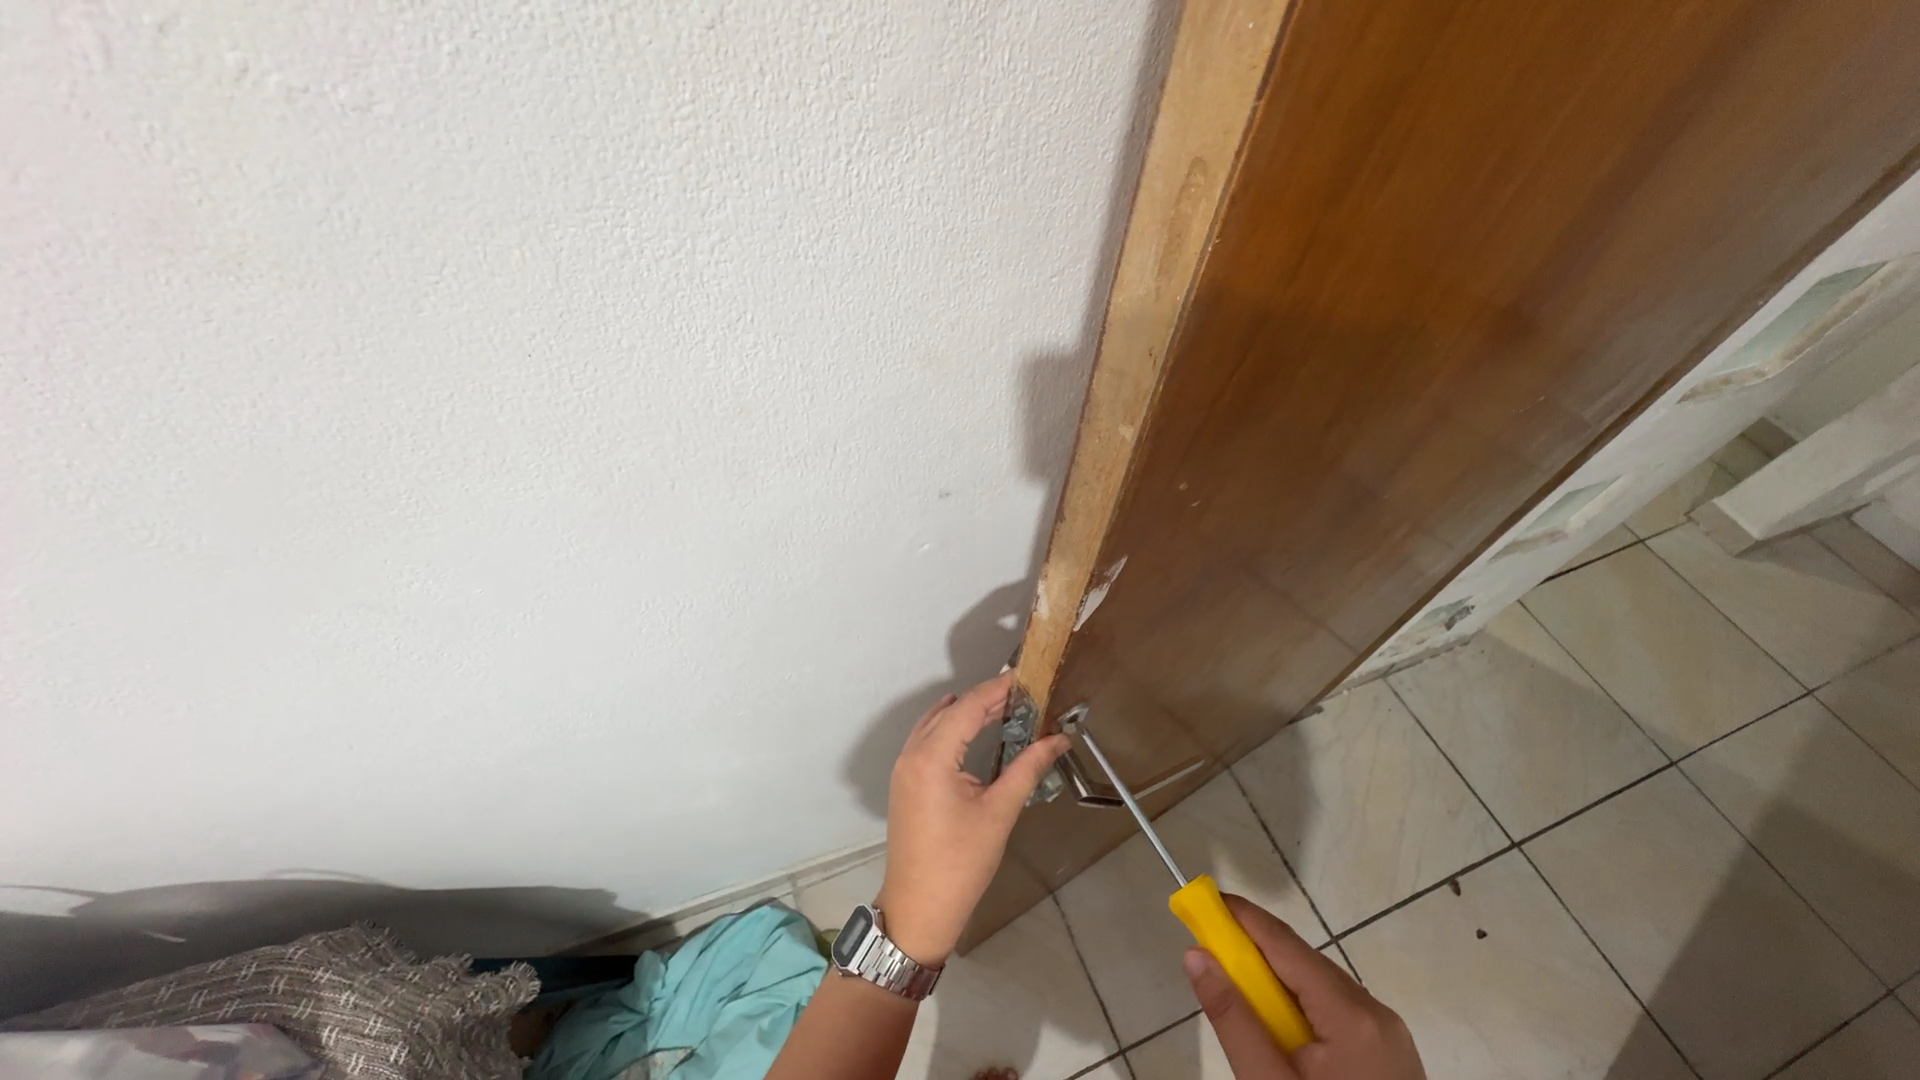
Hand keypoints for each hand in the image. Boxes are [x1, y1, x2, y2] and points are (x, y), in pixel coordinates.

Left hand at [875, 671, 1070, 965]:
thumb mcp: (1000, 812)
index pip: (968, 708)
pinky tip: (970, 728)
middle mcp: (912, 755)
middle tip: (1024, 692)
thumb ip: (1028, 768)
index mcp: (932, 757)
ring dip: (967, 712)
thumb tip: (1058, 739)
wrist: (918, 908)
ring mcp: (904, 769)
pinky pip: (927, 740)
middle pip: (951, 712)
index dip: (997, 689)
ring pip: (936, 724)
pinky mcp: (905, 782)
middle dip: (985, 699)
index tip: (1025, 676)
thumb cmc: (961, 863)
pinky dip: (950, 728)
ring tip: (1004, 705)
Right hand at [1184, 895, 1424, 1079]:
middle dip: (1252, 951)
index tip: (1201, 899)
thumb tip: (1196, 954)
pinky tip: (1275, 1032)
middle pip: (1302, 963)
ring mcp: (1388, 1037)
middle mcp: (1377, 1013)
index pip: (1284, 944)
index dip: (1241, 917)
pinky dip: (1297, 1010)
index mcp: (1352, 1015)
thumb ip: (1233, 1018)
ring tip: (1235, 995)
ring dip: (1272, 984)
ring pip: (1317, 989)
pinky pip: (1334, 1015)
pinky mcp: (1389, 1058)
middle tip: (1206, 950)